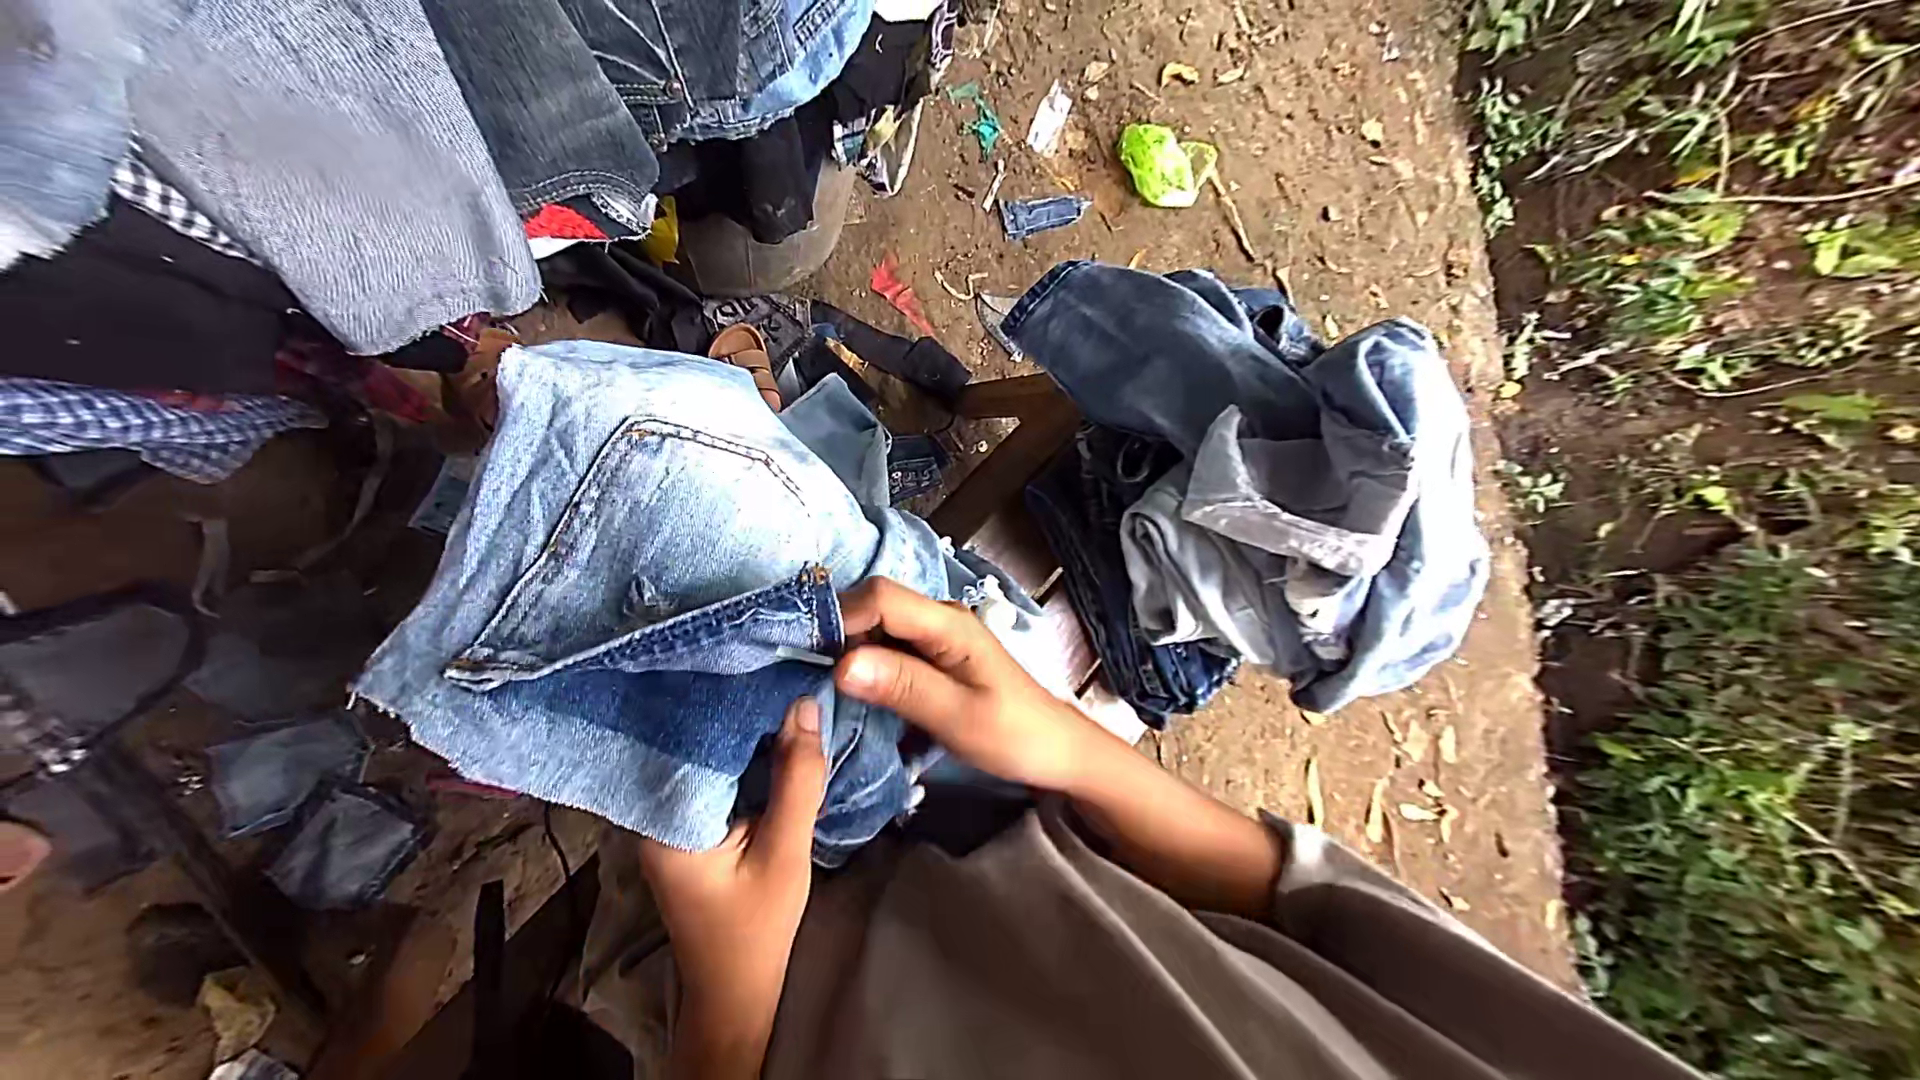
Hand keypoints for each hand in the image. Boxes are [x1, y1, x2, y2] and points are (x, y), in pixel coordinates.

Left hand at [638, 697, 826, 1078]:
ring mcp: (673, 817)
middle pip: (700, 742)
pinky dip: (749, 754)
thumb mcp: (785, 851)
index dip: (731, 699)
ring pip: (712, 755)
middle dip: (742, 709)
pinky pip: (720, 773)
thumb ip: (796, 780)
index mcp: (664, 819)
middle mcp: (656, 810)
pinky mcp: (693, 822)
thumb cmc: (757, 926)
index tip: (764, 659)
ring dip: (748, 730)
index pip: (693, 738)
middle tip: (778, 661)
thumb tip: (805, 703)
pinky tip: (775, 730)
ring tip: (780, 683)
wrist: (739, 988)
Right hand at [832, 576, 1123, 792]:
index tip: (811, 658)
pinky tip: (856, 688)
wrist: (1052, 747)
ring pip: (877, 624)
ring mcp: (935, 633)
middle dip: (839, 633)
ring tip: (827, 685)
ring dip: (849, 649)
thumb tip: (841, 663)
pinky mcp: (932, 652)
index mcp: (949, 622)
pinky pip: (888, 644)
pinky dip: (866, 662)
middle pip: (874, 605)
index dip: (841, 618)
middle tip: (812, 676)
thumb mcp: (957, 716)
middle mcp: (939, 617)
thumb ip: (902, 686)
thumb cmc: (1012, 734)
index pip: (881, 597)